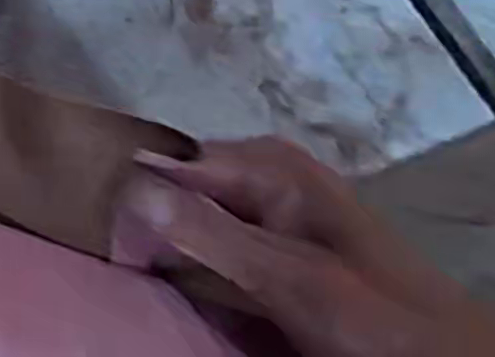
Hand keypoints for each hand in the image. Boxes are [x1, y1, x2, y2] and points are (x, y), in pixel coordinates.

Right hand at [117, 137, 494, 356]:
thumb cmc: (396, 332)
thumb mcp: (306, 286)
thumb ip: (216, 235)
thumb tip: (126, 184)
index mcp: (263, 163)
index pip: (165, 163)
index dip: (127, 196)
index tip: (99, 236)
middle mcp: (255, 177)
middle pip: (172, 192)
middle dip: (143, 227)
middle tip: (117, 265)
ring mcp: (261, 218)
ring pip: (184, 226)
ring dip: (162, 255)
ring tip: (133, 278)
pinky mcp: (265, 258)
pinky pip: (206, 257)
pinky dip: (188, 277)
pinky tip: (171, 294)